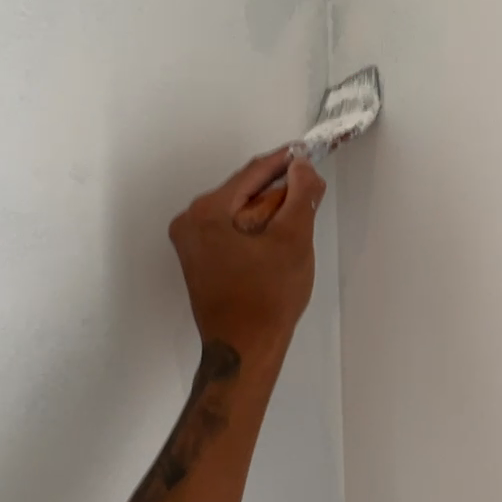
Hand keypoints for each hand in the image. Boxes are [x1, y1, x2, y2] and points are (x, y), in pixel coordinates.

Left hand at [168, 149, 326, 360]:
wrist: (245, 348)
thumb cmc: (269, 297)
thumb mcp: (294, 239)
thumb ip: (300, 195)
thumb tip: (302, 165)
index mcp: (206, 211)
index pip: (252, 172)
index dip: (285, 162)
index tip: (309, 153)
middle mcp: (190, 222)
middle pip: (244, 191)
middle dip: (279, 192)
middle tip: (311, 193)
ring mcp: (190, 242)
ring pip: (239, 211)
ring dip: (269, 212)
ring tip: (298, 222)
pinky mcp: (198, 259)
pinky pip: (231, 230)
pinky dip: (256, 230)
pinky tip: (277, 242)